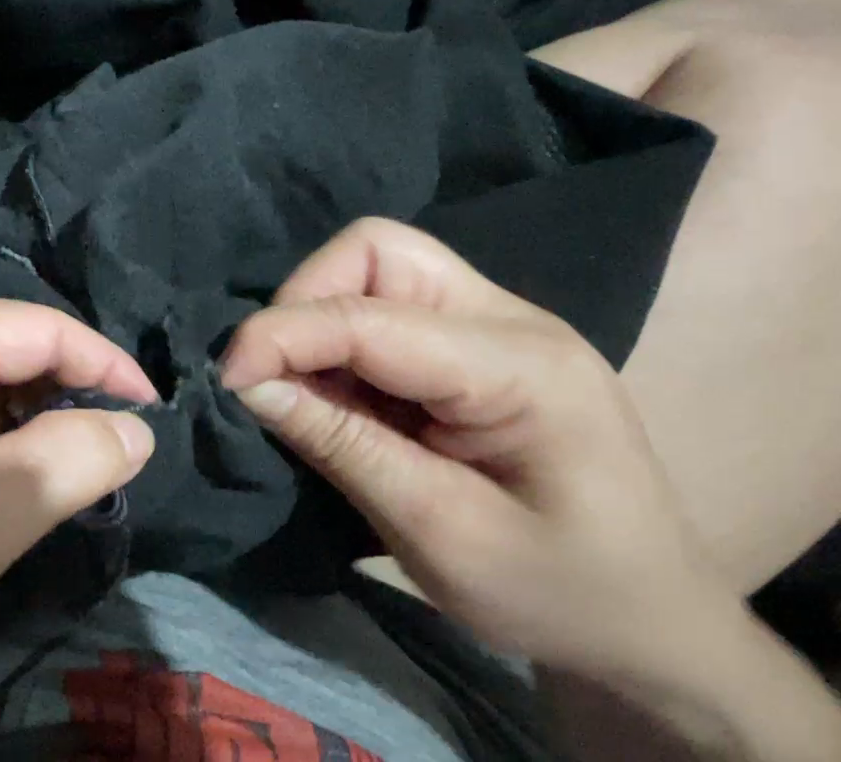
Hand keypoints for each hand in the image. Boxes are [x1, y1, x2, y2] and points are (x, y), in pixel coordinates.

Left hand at [0, 300, 157, 655]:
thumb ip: (72, 459)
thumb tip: (135, 429)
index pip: (36, 327)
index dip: (103, 365)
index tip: (153, 416)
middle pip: (12, 346)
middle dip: (69, 393)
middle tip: (114, 452)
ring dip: (37, 417)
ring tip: (71, 469)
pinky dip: (3, 431)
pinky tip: (18, 471)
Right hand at [218, 218, 732, 676]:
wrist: (650, 623)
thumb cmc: (558, 590)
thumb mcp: (441, 533)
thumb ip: (340, 444)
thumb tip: (246, 384)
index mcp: (521, 367)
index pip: (367, 315)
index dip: (279, 336)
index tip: (225, 382)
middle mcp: (510, 321)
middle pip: (375, 251)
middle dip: (303, 302)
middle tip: (274, 377)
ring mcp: (496, 327)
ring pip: (373, 268)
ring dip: (317, 320)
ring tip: (303, 393)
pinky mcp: (475, 346)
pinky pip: (384, 308)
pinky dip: (337, 343)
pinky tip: (337, 399)